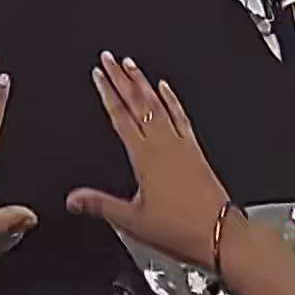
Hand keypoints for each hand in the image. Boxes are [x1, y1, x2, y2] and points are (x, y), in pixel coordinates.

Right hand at [67, 52, 233, 269]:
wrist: (221, 236)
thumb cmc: (181, 229)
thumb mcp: (133, 221)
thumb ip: (100, 205)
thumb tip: (73, 199)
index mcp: (145, 156)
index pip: (120, 116)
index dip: (107, 93)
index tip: (98, 74)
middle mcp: (162, 144)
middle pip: (137, 102)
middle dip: (120, 78)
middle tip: (109, 57)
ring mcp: (180, 144)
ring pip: (157, 104)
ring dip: (142, 82)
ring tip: (131, 64)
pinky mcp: (195, 150)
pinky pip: (180, 116)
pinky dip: (171, 99)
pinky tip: (165, 87)